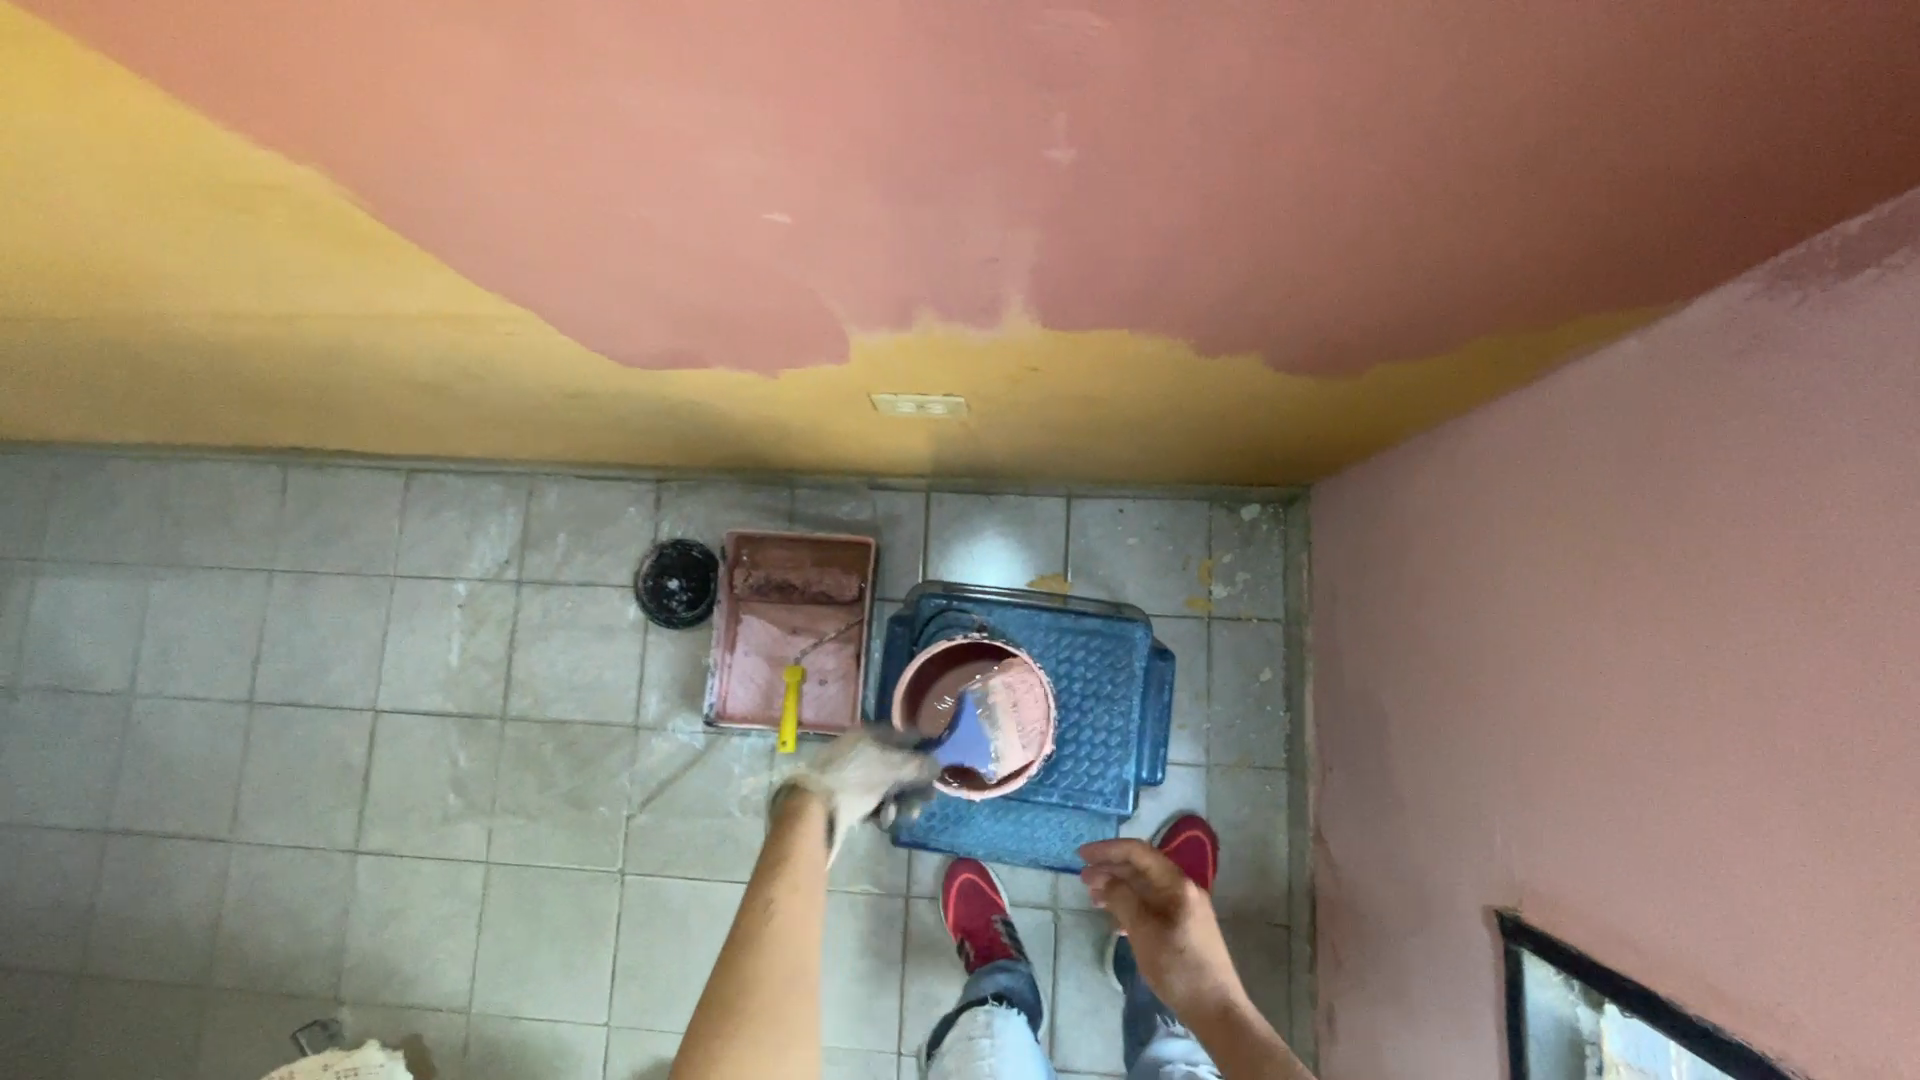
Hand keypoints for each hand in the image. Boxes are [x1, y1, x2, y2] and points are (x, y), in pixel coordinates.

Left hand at [782, 731, 938, 862]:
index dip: (923, 750)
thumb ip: (919, 765)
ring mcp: (852, 777)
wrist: (812, 810)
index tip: (938, 768)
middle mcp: (860, 752)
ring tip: (906, 815)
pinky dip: (882, 811)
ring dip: (900, 802)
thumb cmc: (855, 781)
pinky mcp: (846, 800)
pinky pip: (873, 802)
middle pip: (898, 765)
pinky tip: (884, 821)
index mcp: (869, 735)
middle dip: (914, 785)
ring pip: (887, 787)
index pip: (904, 737)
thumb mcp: (892, 768)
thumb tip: (937, 766)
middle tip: (926, 800)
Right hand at [1079, 838, 1249, 1018]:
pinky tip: (1115, 922)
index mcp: (1177, 884)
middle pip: (1142, 868)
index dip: (1108, 850)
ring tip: (1094, 899)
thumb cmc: (1178, 967)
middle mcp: (1183, 889)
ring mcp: (1185, 909)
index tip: (1082, 855)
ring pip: (1146, 889)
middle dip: (1111, 869)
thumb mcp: (1144, 931)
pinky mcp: (1184, 927)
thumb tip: (1103, 877)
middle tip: (1083, 879)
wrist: (1217, 1010)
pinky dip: (1131, 907)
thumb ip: (1122, 899)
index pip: (1139, 852)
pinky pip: (1152, 907)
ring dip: (1119, 889)